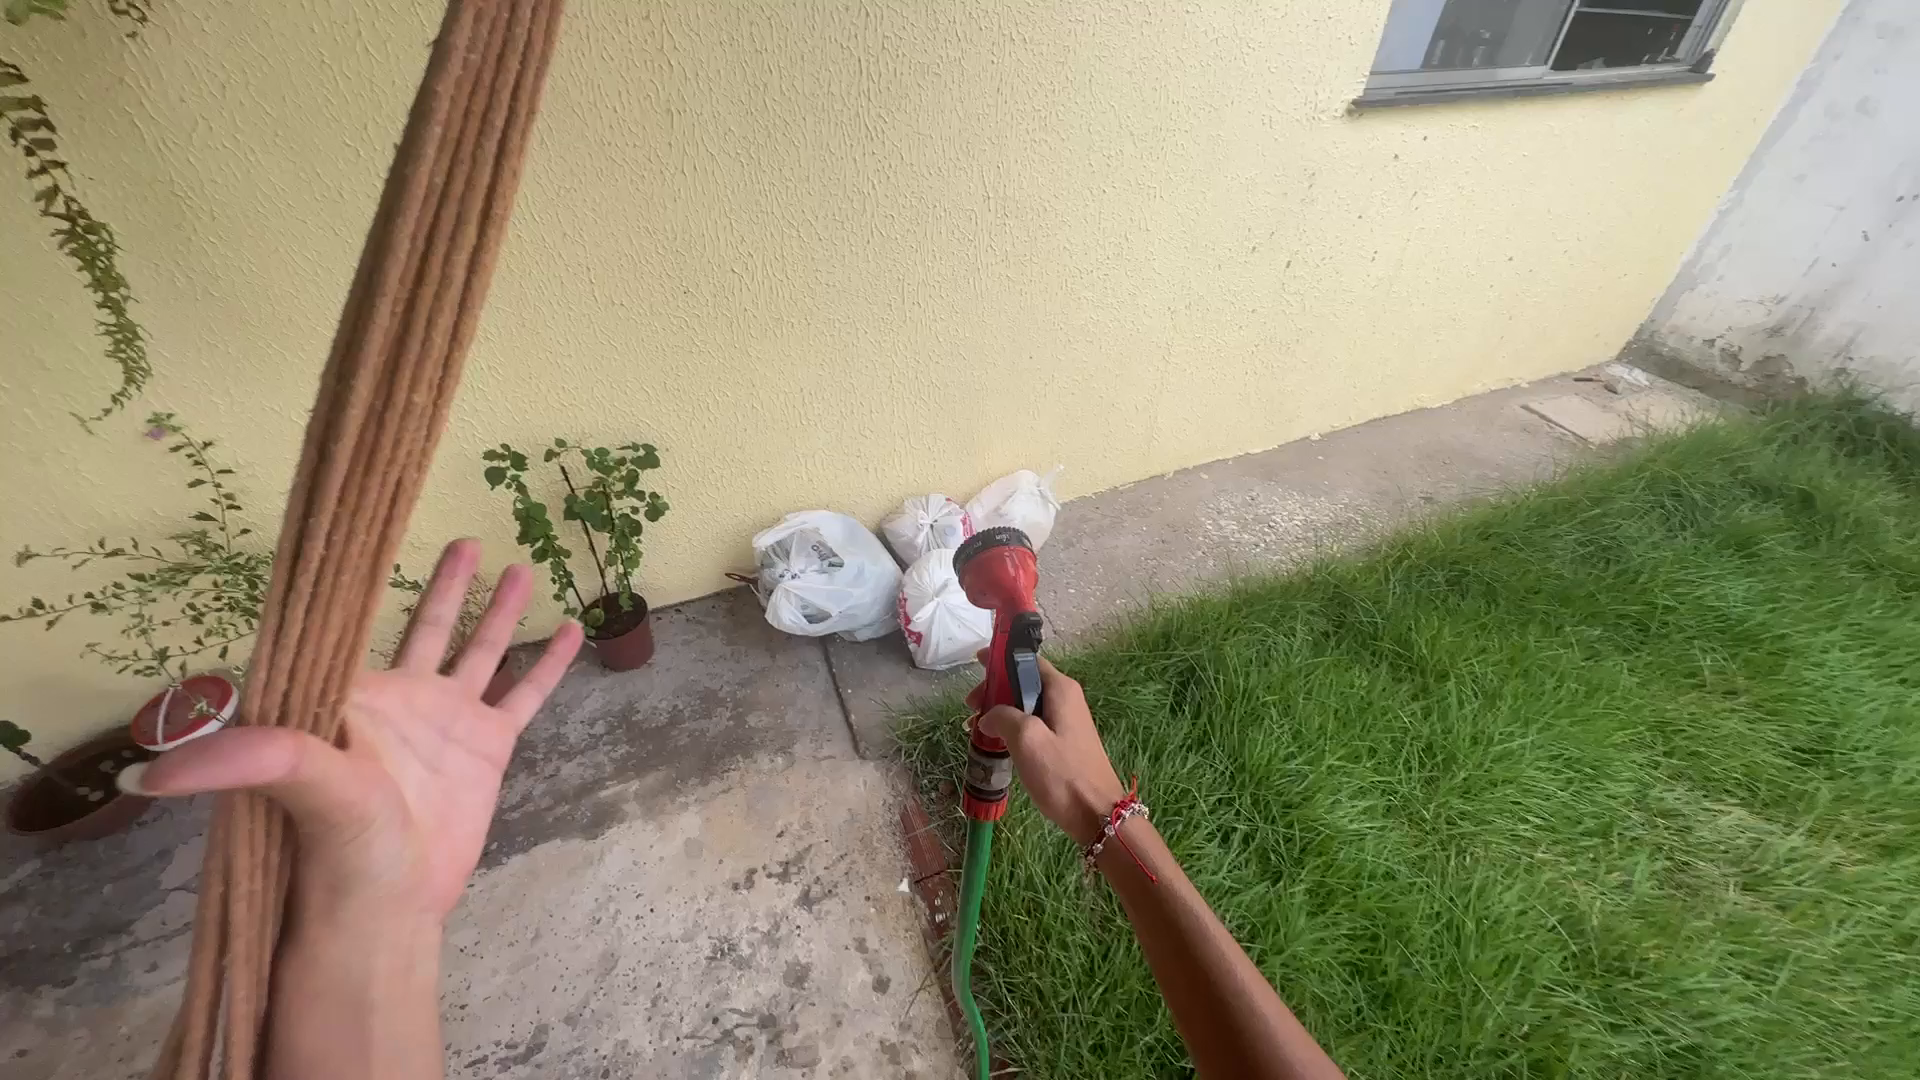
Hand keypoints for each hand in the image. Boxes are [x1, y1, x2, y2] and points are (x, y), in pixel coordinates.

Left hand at [120, 539, 584, 920]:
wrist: (394, 900)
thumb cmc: (341, 848)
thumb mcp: (310, 794)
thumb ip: (262, 759)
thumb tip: (157, 764)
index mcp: (354, 700)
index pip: (354, 631)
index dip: (363, 590)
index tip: (369, 546)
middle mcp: (403, 700)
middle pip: (429, 627)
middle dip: (448, 585)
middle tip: (465, 541)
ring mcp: (451, 720)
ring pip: (484, 650)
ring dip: (502, 611)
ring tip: (521, 569)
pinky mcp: (492, 744)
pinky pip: (527, 693)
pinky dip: (550, 663)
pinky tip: (572, 631)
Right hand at [970, 652, 1124, 845]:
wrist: (1096, 815)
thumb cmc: (1062, 773)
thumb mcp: (1026, 738)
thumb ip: (1003, 716)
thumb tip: (989, 716)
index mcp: (1060, 688)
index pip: (1026, 659)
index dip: (1000, 660)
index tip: (976, 666)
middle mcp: (1066, 697)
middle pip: (1024, 681)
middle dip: (995, 690)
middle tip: (971, 707)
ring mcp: (1066, 720)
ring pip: (1027, 703)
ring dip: (1001, 710)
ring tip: (978, 728)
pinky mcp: (1064, 741)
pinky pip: (1033, 723)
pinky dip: (1013, 727)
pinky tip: (998, 743)